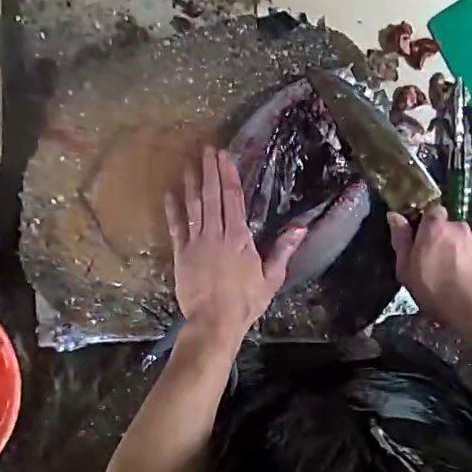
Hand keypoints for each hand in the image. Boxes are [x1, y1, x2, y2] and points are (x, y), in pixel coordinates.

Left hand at [165, 147, 306, 344]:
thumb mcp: (271, 278)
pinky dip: (173, 209)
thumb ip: (283, 250)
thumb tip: (300, 228)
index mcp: (239, 238)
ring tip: (190, 164)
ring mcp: (196, 243)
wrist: (214, 322)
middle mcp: (216, 234)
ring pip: (193, 207)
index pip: (233, 199)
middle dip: (209, 170)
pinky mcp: (181, 254)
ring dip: (192, 184)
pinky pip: (176, 227)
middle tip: (206, 149)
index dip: (228, 175)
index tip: (224, 156)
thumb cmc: (246, 302)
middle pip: (212, 196)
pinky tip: (171, 193)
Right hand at [387, 206, 471, 350]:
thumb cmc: (436, 290)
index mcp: (435, 226)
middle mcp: (457, 226)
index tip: (419, 240)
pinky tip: (463, 279)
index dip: (425, 223)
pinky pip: (471, 252)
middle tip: (431, 262)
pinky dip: (466, 261)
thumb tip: (394, 216)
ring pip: (459, 240)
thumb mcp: (407, 270)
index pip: (431, 210)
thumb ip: (401, 240)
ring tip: (449, 275)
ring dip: (453, 251)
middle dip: (439, 239)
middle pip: (446, 227)